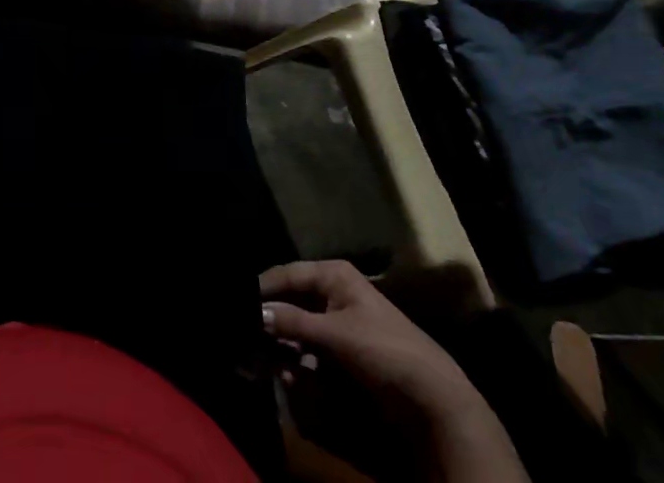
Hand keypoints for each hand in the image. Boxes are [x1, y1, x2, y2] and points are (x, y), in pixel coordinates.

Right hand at [260, 261, 478, 413]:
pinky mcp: (339, 345)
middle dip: (267, 317)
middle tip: (243, 334)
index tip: (234, 303)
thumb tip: (254, 313)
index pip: (285, 274)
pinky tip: (282, 370)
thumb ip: (292, 323)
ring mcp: (335, 318)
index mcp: (333, 275)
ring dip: (277, 340)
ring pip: (295, 323)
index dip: (260, 288)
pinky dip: (293, 355)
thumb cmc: (382, 348)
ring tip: (256, 356)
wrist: (430, 391)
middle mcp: (331, 290)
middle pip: (288, 298)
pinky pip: (307, 344)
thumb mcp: (334, 334)